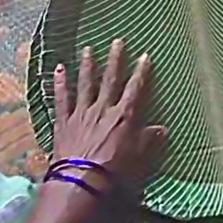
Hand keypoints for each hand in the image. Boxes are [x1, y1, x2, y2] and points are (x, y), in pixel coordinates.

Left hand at [22, 40, 167, 222]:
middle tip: (117, 41)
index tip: (145, 55)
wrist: (82, 181)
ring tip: (88, 49)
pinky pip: (61, 98)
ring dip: (88, 65)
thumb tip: (163, 129)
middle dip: (115, 59)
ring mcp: (81, 112)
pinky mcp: (63, 121)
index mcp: (123, 116)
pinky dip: (60, 83)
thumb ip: (148, 140)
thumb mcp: (138, 157)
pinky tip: (59, 68)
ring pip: (85, 83)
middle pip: (110, 79)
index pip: (135, 88)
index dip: (141, 71)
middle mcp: (103, 108)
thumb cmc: (115, 172)